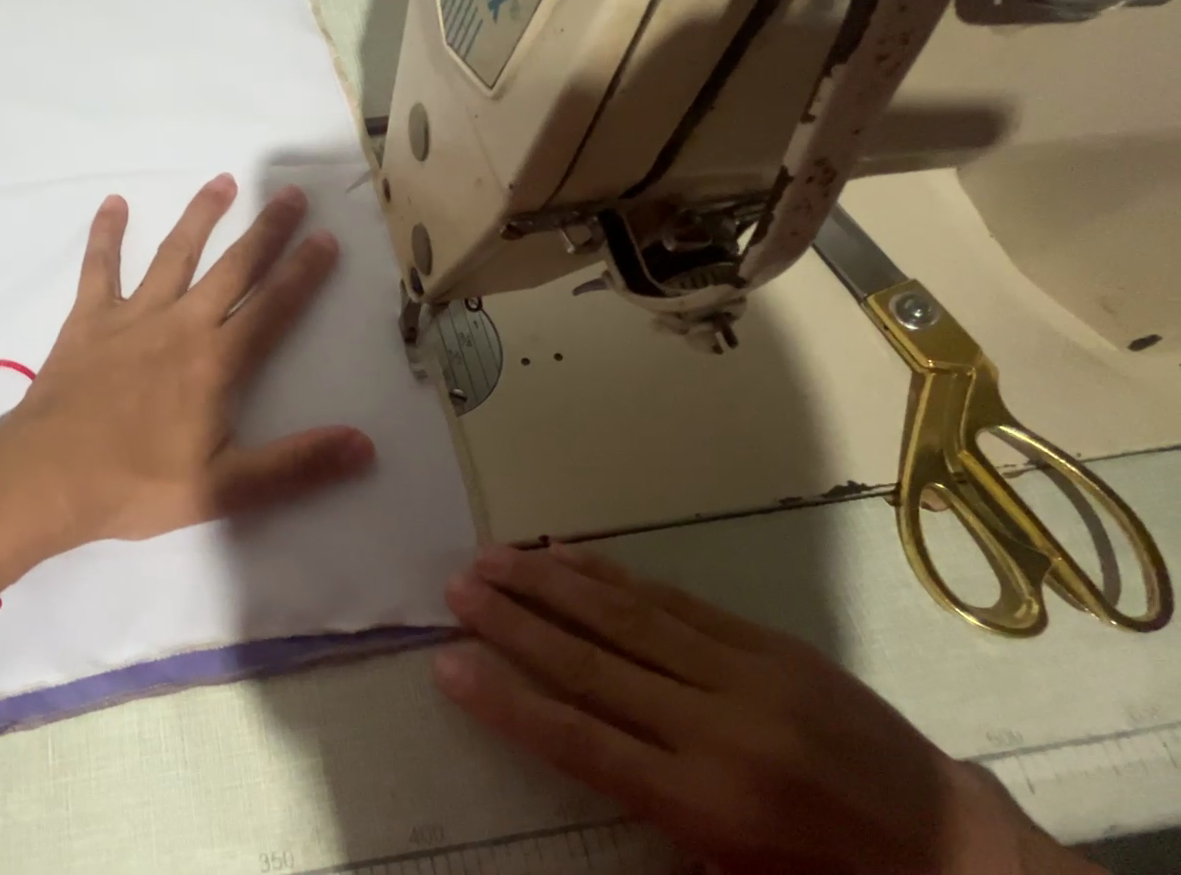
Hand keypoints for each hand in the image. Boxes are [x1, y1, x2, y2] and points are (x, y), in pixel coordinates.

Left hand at [0, 174, 376, 581]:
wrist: (45, 479)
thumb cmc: (136, 486)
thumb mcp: (226, 490)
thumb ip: (296, 466)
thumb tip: (365, 445)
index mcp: (217, 363)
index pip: (274, 308)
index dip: (305, 273)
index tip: (327, 238)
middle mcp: (180, 325)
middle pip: (233, 269)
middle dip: (267, 231)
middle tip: (292, 193)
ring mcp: (131, 318)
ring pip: (174, 255)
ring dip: (200, 217)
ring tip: (223, 182)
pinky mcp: (88, 321)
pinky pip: (99, 268)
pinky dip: (106, 234)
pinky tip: (113, 203)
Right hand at [434, 545, 1098, 874]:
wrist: (953, 853)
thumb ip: (648, 812)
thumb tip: (571, 744)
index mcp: (703, 804)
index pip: (578, 739)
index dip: (506, 699)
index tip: (448, 663)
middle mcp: (716, 731)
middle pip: (592, 663)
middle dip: (515, 621)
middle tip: (457, 586)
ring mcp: (746, 677)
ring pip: (627, 616)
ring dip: (551, 582)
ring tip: (495, 556)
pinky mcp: (769, 644)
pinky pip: (675, 599)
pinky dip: (613, 574)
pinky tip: (570, 555)